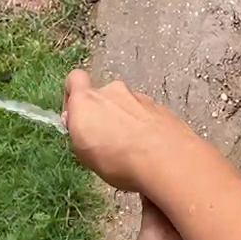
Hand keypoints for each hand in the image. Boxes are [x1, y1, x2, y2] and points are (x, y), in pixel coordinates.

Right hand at [62, 72, 207, 192]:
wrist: (167, 160)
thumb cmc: (118, 159)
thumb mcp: (83, 153)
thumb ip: (78, 130)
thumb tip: (75, 120)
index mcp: (88, 99)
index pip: (74, 79)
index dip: (73, 96)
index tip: (75, 119)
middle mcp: (114, 92)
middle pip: (104, 97)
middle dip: (104, 114)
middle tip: (107, 143)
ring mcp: (140, 98)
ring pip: (127, 106)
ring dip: (126, 122)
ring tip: (131, 151)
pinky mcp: (162, 109)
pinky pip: (147, 115)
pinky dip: (146, 127)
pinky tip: (150, 150)